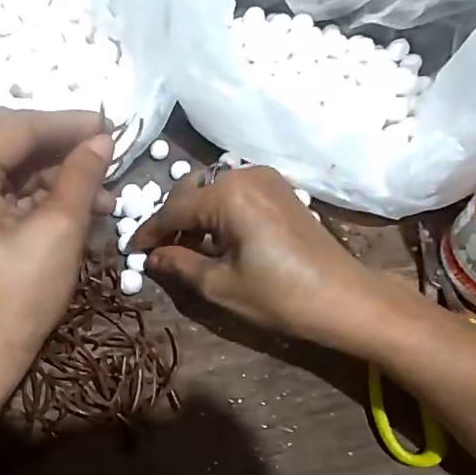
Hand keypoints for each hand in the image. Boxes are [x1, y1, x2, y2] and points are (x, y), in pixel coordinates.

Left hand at [0, 109, 113, 397]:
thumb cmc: (21, 294)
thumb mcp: (59, 230)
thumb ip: (81, 175)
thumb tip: (105, 138)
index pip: (21, 127)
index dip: (70, 123)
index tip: (115, 124)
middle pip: (18, 139)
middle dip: (66, 145)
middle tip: (111, 149)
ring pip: (21, 163)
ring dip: (64, 171)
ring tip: (109, 189)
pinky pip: (18, 188)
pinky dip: (51, 192)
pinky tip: (89, 204)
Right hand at [131, 166, 415, 350]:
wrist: (345, 299)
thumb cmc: (279, 296)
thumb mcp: (219, 285)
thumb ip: (179, 264)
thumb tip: (151, 258)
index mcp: (228, 194)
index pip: (173, 210)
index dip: (148, 233)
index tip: (130, 251)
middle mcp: (245, 174)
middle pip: (190, 190)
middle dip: (170, 219)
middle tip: (157, 251)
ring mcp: (266, 179)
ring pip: (211, 189)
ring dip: (193, 215)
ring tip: (184, 249)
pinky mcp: (280, 191)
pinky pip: (234, 193)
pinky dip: (216, 212)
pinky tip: (213, 240)